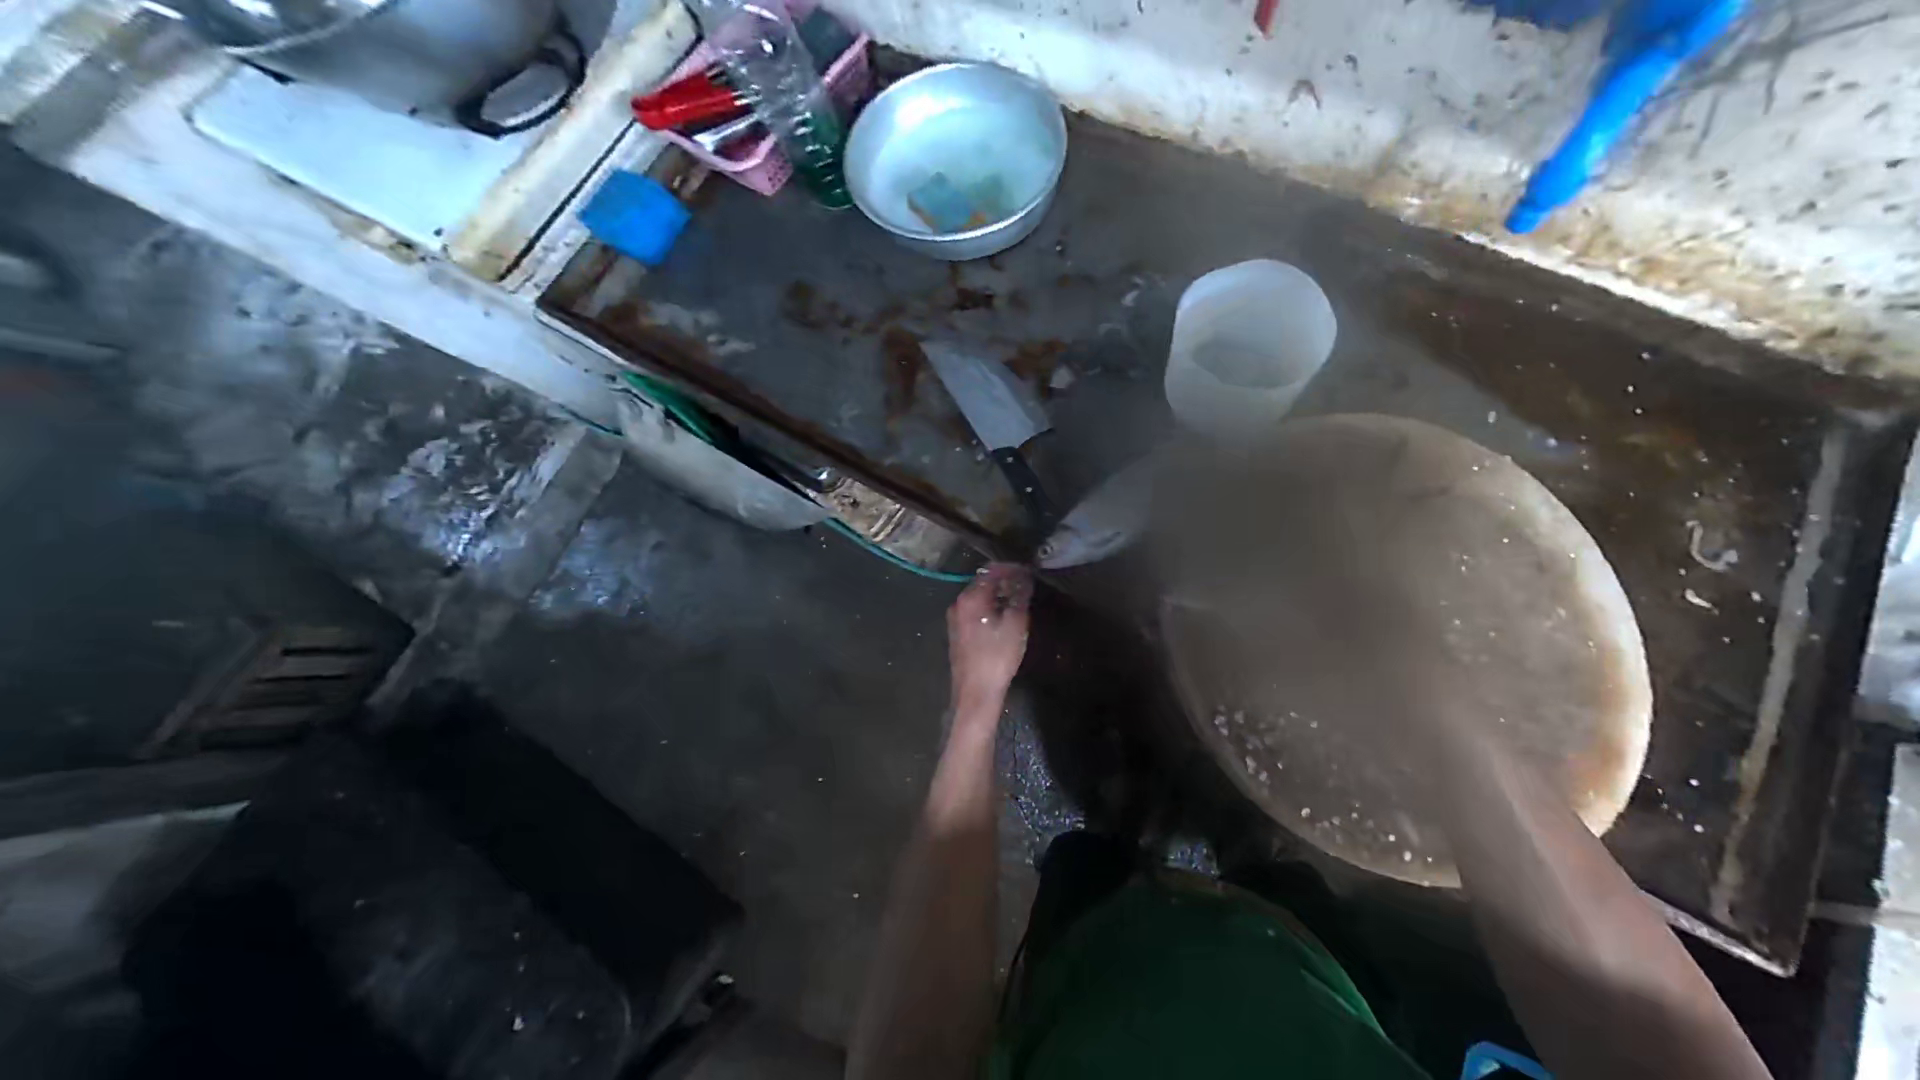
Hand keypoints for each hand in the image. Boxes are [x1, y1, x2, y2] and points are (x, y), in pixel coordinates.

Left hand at [946, 563, 1032, 713]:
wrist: (975, 692)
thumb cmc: (997, 657)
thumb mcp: (1015, 624)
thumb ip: (1019, 596)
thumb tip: (1024, 579)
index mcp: (970, 598)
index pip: (991, 571)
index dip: (1011, 568)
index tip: (1028, 569)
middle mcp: (958, 604)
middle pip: (982, 582)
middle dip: (1004, 580)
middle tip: (1025, 582)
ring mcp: (955, 618)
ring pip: (978, 597)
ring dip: (997, 594)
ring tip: (1018, 597)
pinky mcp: (957, 632)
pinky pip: (974, 610)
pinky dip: (989, 606)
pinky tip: (1003, 614)